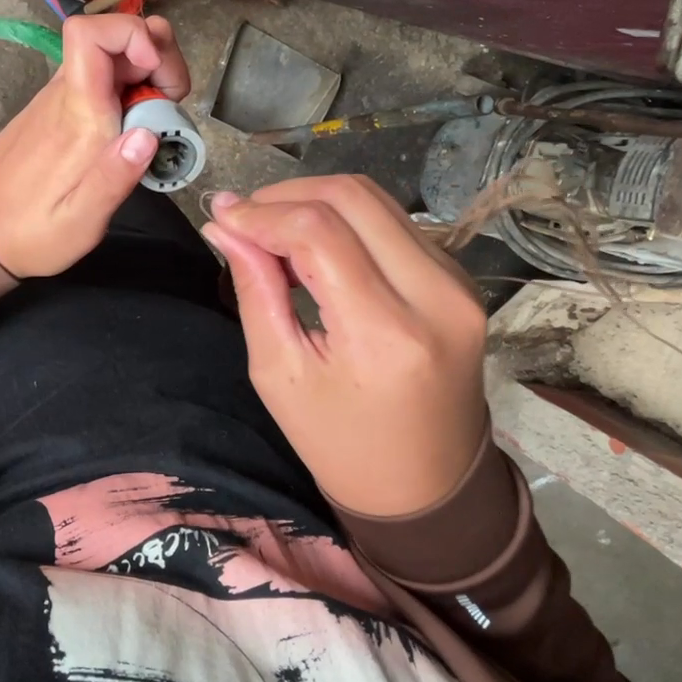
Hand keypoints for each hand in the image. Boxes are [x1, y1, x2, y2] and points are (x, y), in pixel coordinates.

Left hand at [0, 14, 188, 278]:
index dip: (132, 36)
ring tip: (158, 119)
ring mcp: (58, 100)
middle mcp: (64, 95)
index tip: (158, 79)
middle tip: (171, 103)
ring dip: (146, 73)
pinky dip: (128, 90)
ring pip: (109, 56)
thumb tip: (148, 134)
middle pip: (111, 35)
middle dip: (156, 54)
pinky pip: (99, 80)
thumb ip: (113, 179)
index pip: (88, 33)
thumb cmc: (29, 233)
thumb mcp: (79, 223)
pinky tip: (133, 129)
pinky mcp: (57, 112)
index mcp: (74, 114)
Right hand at [202, 176, 487, 516]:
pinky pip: (394, 223)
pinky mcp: (460, 281)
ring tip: (272, 234)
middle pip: (352, 197)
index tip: (220, 218)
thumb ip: (255, 290)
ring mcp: (458, 285)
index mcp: (385, 333)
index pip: (319, 231)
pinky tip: (313, 248)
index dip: (261, 214)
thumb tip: (224, 224)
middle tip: (242, 217)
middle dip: (284, 195)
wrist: (425, 486)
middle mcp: (435, 296)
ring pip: (375, 200)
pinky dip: (344, 220)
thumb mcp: (278, 373)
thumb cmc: (338, 441)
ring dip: (313, 202)